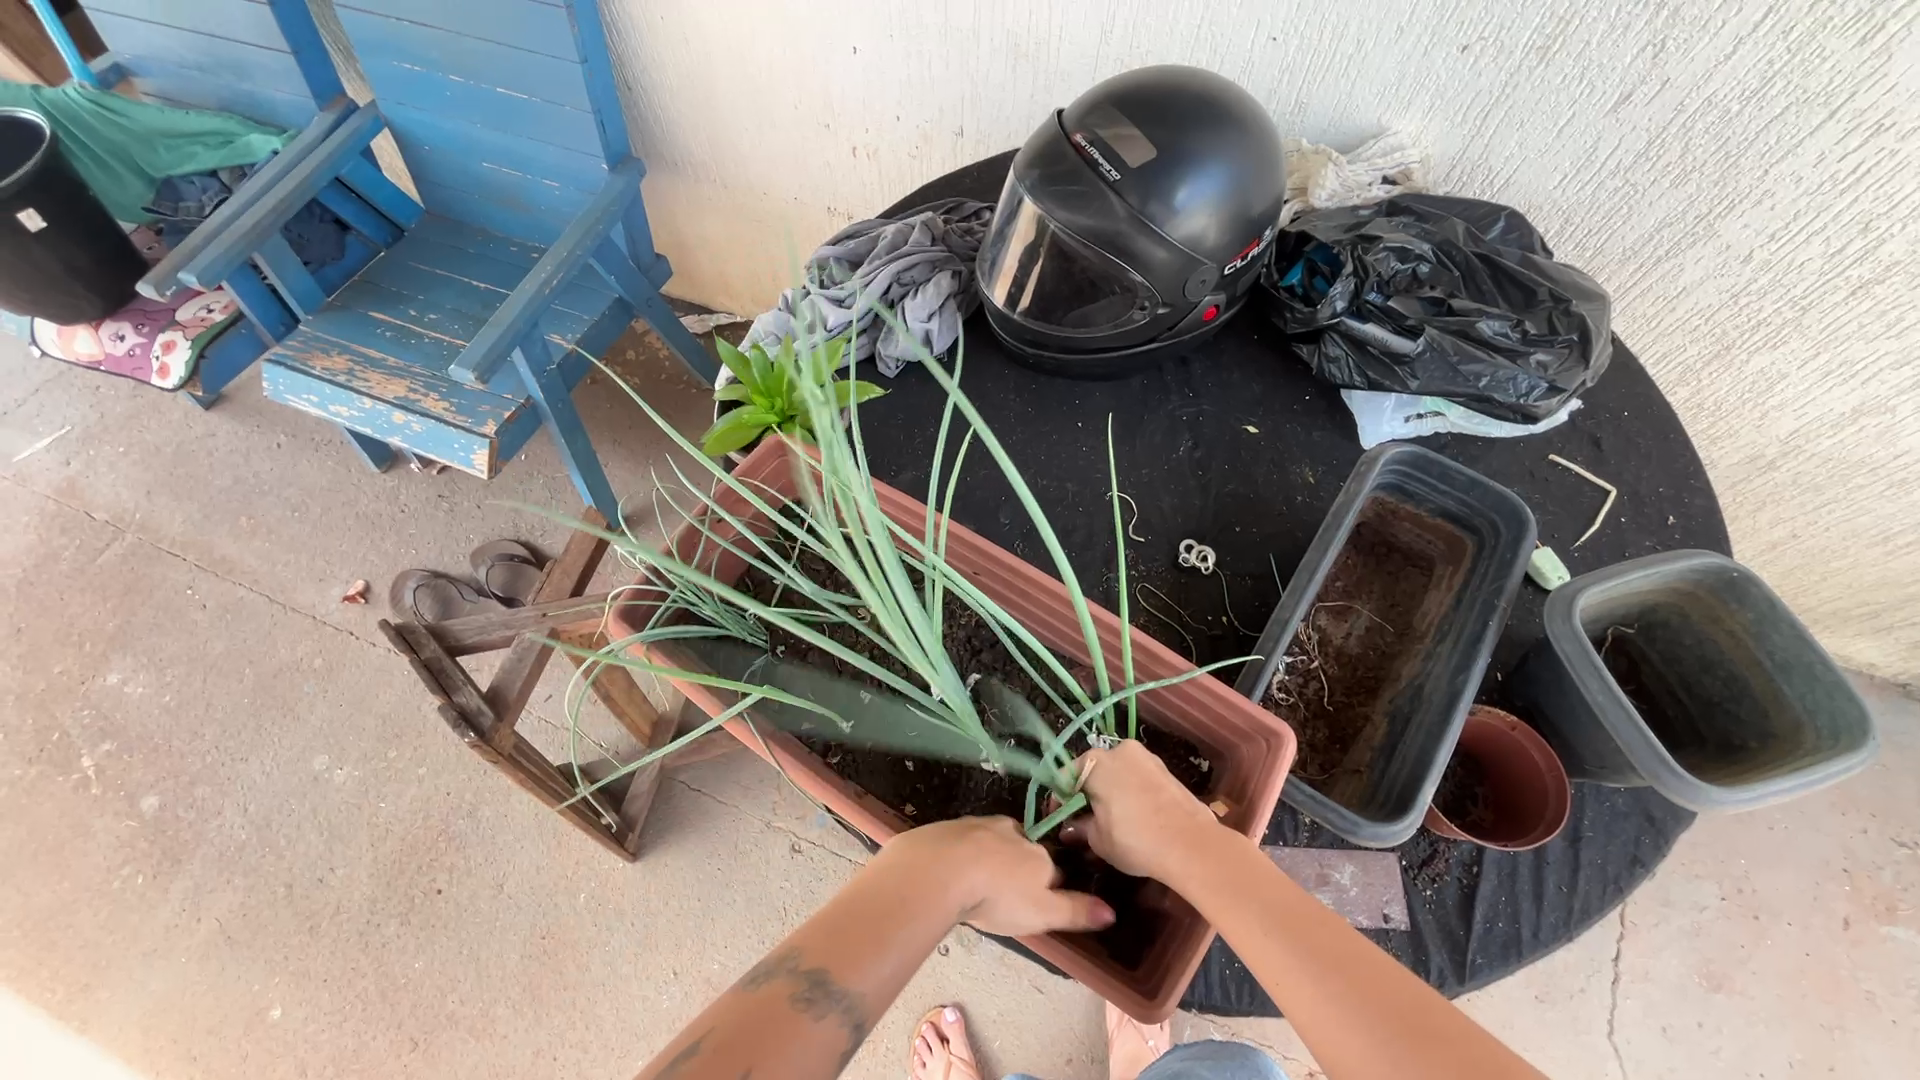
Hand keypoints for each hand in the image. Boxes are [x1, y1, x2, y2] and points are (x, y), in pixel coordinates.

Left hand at [878, 817, 1114, 935]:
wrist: (940, 869)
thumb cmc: (998, 895)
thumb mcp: (1043, 912)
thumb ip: (1075, 911)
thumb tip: (1113, 912)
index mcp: (1039, 854)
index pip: (1051, 867)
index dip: (1047, 886)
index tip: (1035, 904)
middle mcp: (1013, 832)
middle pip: (1021, 849)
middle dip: (1016, 867)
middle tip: (1003, 895)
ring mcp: (980, 825)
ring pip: (991, 842)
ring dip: (988, 858)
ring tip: (977, 884)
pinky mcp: (950, 827)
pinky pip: (962, 841)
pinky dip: (961, 854)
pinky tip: (952, 873)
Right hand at [1064, 740, 1228, 882]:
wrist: (1190, 843)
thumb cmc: (1134, 839)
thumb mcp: (1098, 840)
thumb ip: (1080, 829)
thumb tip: (1070, 829)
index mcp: (1096, 762)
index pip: (1067, 776)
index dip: (1059, 799)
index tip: (1058, 819)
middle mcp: (1120, 750)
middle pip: (1095, 771)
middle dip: (1087, 794)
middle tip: (1084, 821)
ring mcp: (1147, 758)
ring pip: (1120, 774)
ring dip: (1112, 793)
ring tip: (1111, 822)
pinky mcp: (1168, 771)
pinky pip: (1140, 780)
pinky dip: (1133, 794)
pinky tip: (1136, 818)